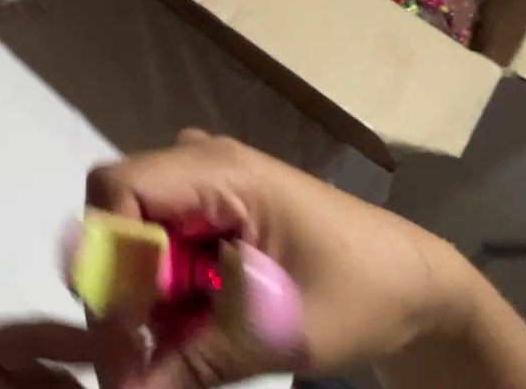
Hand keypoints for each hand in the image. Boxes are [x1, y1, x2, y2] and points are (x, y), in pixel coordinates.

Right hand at [85, 131, 477, 387]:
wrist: (418, 286)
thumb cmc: (363, 295)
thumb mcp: (282, 333)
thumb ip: (197, 362)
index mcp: (217, 170)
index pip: (119, 187)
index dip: (106, 254)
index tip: (124, 330)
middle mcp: (194, 164)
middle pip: (116, 214)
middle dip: (117, 287)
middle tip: (135, 359)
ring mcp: (197, 186)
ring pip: (130, 235)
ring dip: (137, 299)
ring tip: (167, 356)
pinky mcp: (203, 212)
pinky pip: (155, 247)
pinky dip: (159, 295)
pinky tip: (187, 332)